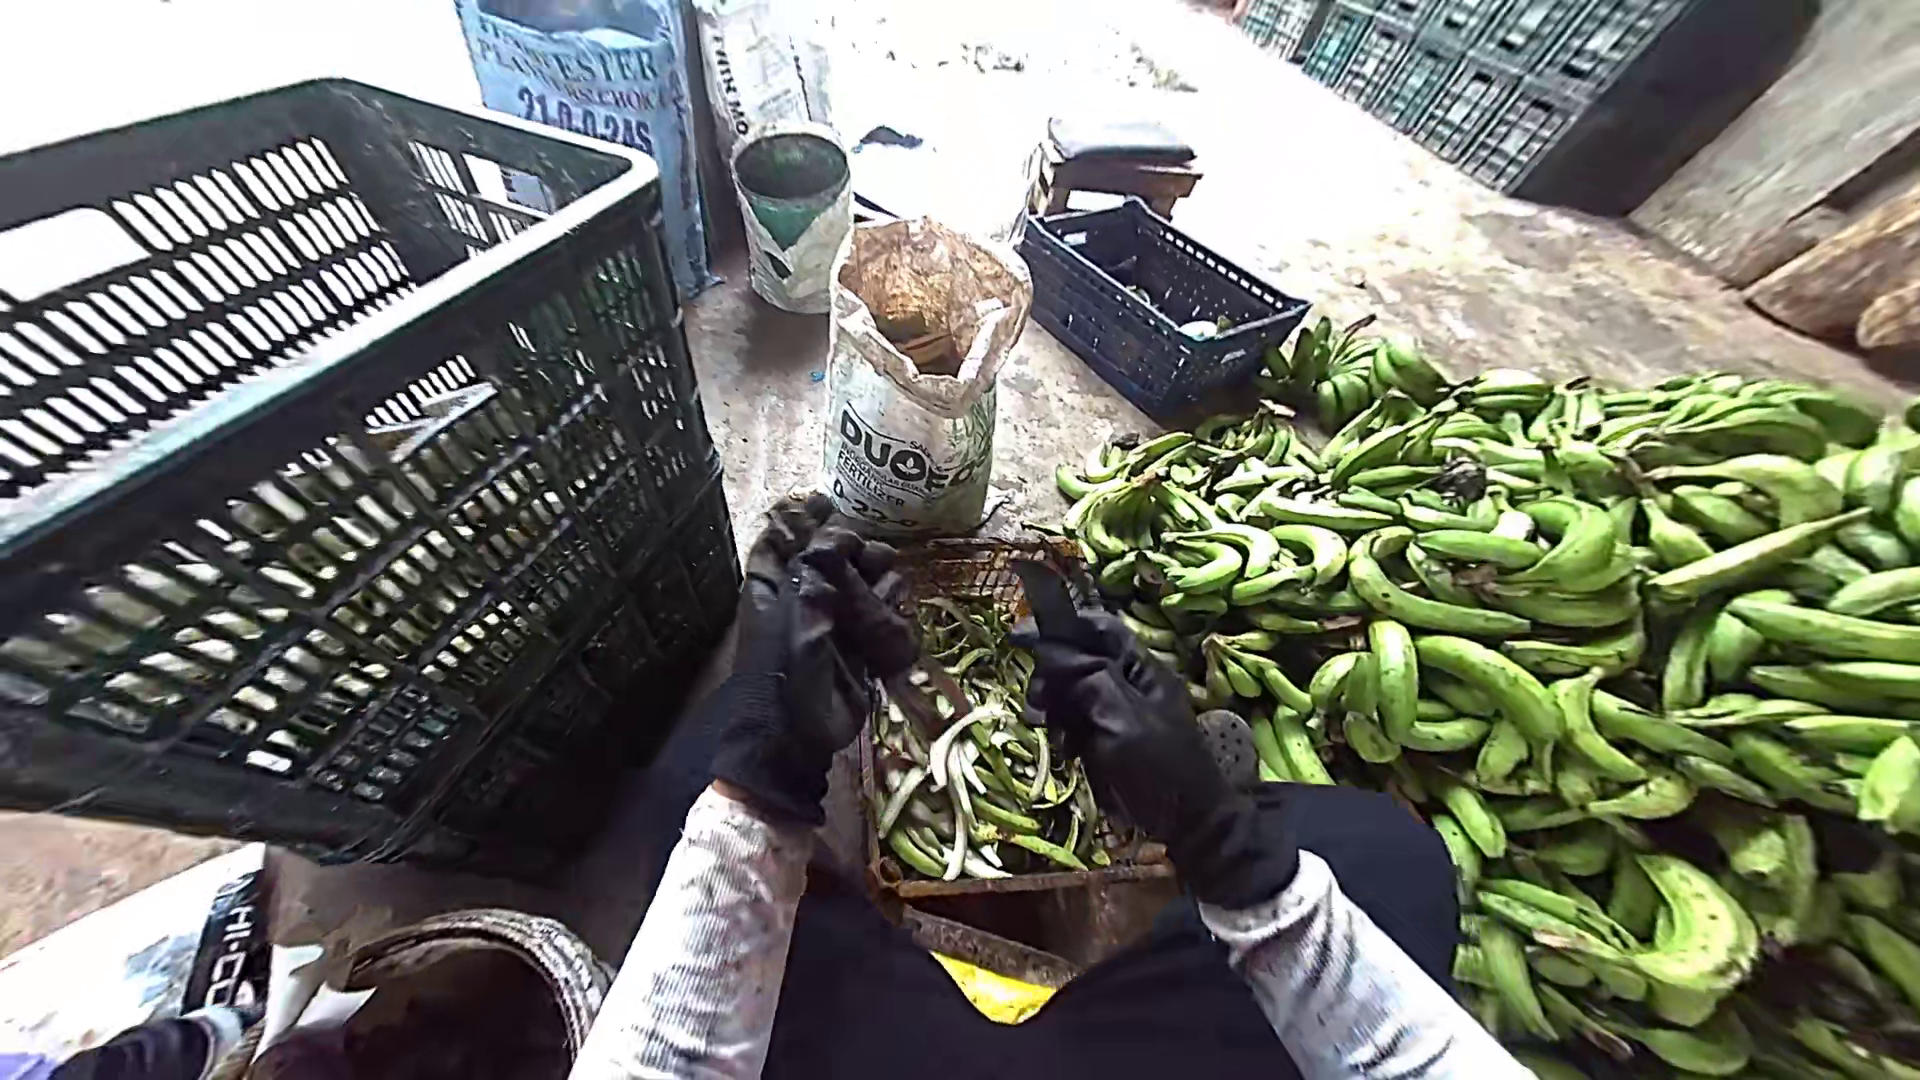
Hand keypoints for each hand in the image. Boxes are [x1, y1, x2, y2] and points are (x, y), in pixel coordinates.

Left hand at [713, 498, 915, 825]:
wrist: (797, 728)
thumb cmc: (786, 659)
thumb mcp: (796, 600)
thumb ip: (817, 559)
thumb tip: (837, 528)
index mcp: (775, 584)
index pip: (787, 536)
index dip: (805, 517)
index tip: (828, 501)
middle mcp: (806, 595)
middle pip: (837, 556)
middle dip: (857, 551)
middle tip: (869, 559)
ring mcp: (835, 619)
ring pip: (866, 582)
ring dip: (879, 581)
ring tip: (883, 591)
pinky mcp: (860, 641)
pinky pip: (882, 613)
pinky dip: (890, 609)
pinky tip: (893, 613)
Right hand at [1014, 608, 1297, 907]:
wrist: (1187, 825)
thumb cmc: (1159, 768)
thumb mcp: (1121, 718)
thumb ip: (1088, 679)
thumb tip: (1052, 648)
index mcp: (1139, 667)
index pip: (1096, 627)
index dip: (1061, 625)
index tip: (1024, 636)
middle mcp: (1126, 680)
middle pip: (1076, 658)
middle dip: (1051, 675)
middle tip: (1036, 701)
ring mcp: (1116, 708)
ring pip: (1070, 689)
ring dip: (1052, 704)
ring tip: (1045, 727)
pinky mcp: (1106, 734)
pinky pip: (1074, 718)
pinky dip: (1062, 729)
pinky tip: (1063, 748)